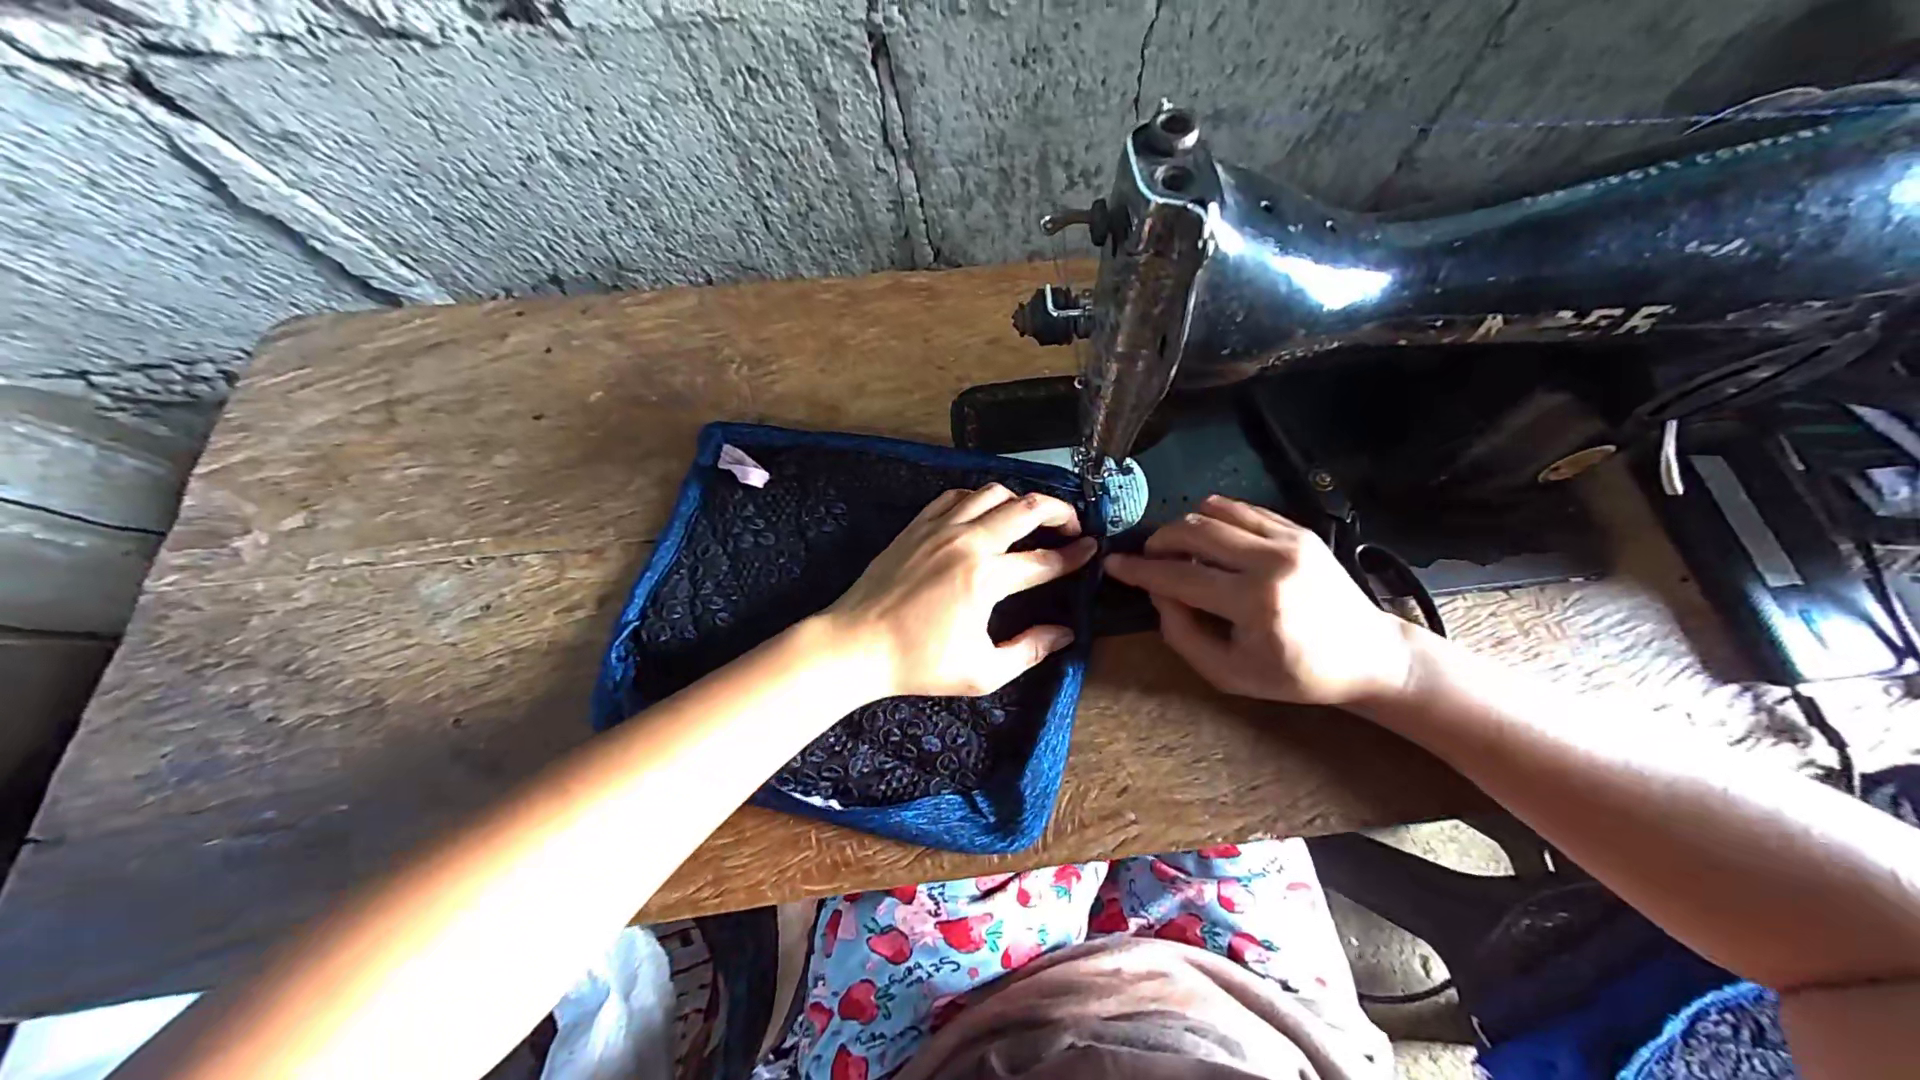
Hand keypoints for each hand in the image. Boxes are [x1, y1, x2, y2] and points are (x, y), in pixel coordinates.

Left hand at [823, 484, 1097, 697]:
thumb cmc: (919, 663)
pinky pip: (956, 496)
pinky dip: (979, 499)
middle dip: (1059, 512)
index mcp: (985, 579)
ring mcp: (939, 528)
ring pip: (992, 492)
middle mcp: (967, 542)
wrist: (856, 644)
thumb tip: (1065, 632)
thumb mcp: (982, 672)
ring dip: (1020, 501)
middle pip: (1026, 508)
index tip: (1092, 549)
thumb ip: (1030, 650)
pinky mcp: (917, 526)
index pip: (1044, 560)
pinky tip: (983, 515)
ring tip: (1030, 519)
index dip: (1075, 555)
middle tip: (1071, 525)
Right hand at [1103, 495, 1418, 705]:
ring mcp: (1289, 540)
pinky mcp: (1299, 530)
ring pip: (1215, 510)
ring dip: (1184, 526)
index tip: (1113, 564)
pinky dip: (1214, 517)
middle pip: (1193, 530)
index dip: (1139, 570)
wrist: (1368, 656)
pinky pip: (1242, 509)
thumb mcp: (1228, 674)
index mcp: (1254, 603)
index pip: (1179, 576)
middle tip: (1149, 558)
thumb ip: (1182, 634)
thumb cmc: (1295, 674)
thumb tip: (1159, 592)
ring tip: (1178, 549)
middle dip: (1159, 541)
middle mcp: (1271, 562)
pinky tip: (1209, 538)